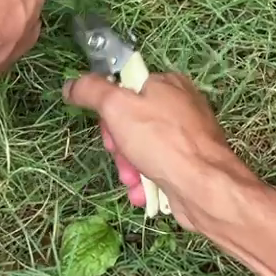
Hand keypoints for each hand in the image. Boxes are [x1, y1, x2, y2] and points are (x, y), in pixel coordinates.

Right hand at [63, 71, 260, 231]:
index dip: (109, 112)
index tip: (108, 130)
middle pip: (130, 121)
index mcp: (166, 83)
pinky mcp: (189, 162)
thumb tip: (72, 85)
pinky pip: (157, 166)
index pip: (124, 88)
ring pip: (141, 148)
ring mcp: (186, 135)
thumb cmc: (162, 142)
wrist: (204, 188)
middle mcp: (179, 105)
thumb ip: (91, 91)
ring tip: (133, 181)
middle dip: (119, 147)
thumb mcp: (117, 107)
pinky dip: (146, 180)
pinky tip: (143, 192)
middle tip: (121, 157)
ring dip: (129, 168)